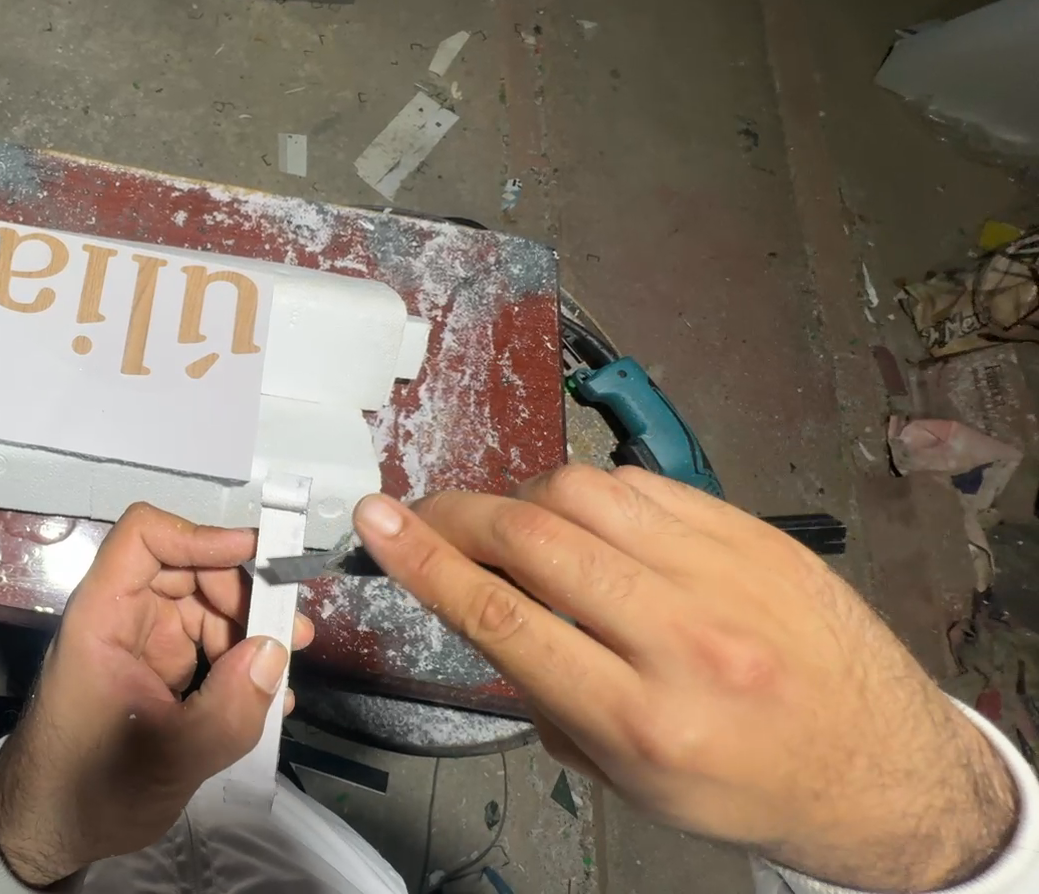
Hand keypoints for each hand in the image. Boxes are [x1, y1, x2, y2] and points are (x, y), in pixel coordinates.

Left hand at [0, 504, 314, 886]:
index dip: (198, 535)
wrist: (49, 827)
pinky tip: (267, 695)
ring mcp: (140, 640)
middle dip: (240, 592)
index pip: (143, 537)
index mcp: (104, 614)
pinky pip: (203, 644)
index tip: (256, 556)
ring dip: (246, 629)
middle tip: (291, 629)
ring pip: (201, 606)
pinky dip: (236, 660)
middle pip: (184, 568)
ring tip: (286, 669)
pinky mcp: (155, 668)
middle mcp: (122, 614)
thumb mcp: (170, 757)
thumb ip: (229, 708)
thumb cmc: (90, 786)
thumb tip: (275, 652)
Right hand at [354, 465, 1015, 890]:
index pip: (501, 619)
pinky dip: (583, 494)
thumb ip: (535, 679)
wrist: (892, 775)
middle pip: (531, 540)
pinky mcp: (754, 537)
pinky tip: (585, 523)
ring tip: (517, 527)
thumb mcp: (617, 770)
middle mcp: (688, 644)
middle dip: (456, 516)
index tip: (375, 519)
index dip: (422, 560)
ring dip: (519, 500)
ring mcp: (729, 579)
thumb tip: (470, 591)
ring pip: (577, 492)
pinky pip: (634, 483)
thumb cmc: (737, 783)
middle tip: (427, 516)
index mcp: (643, 722)